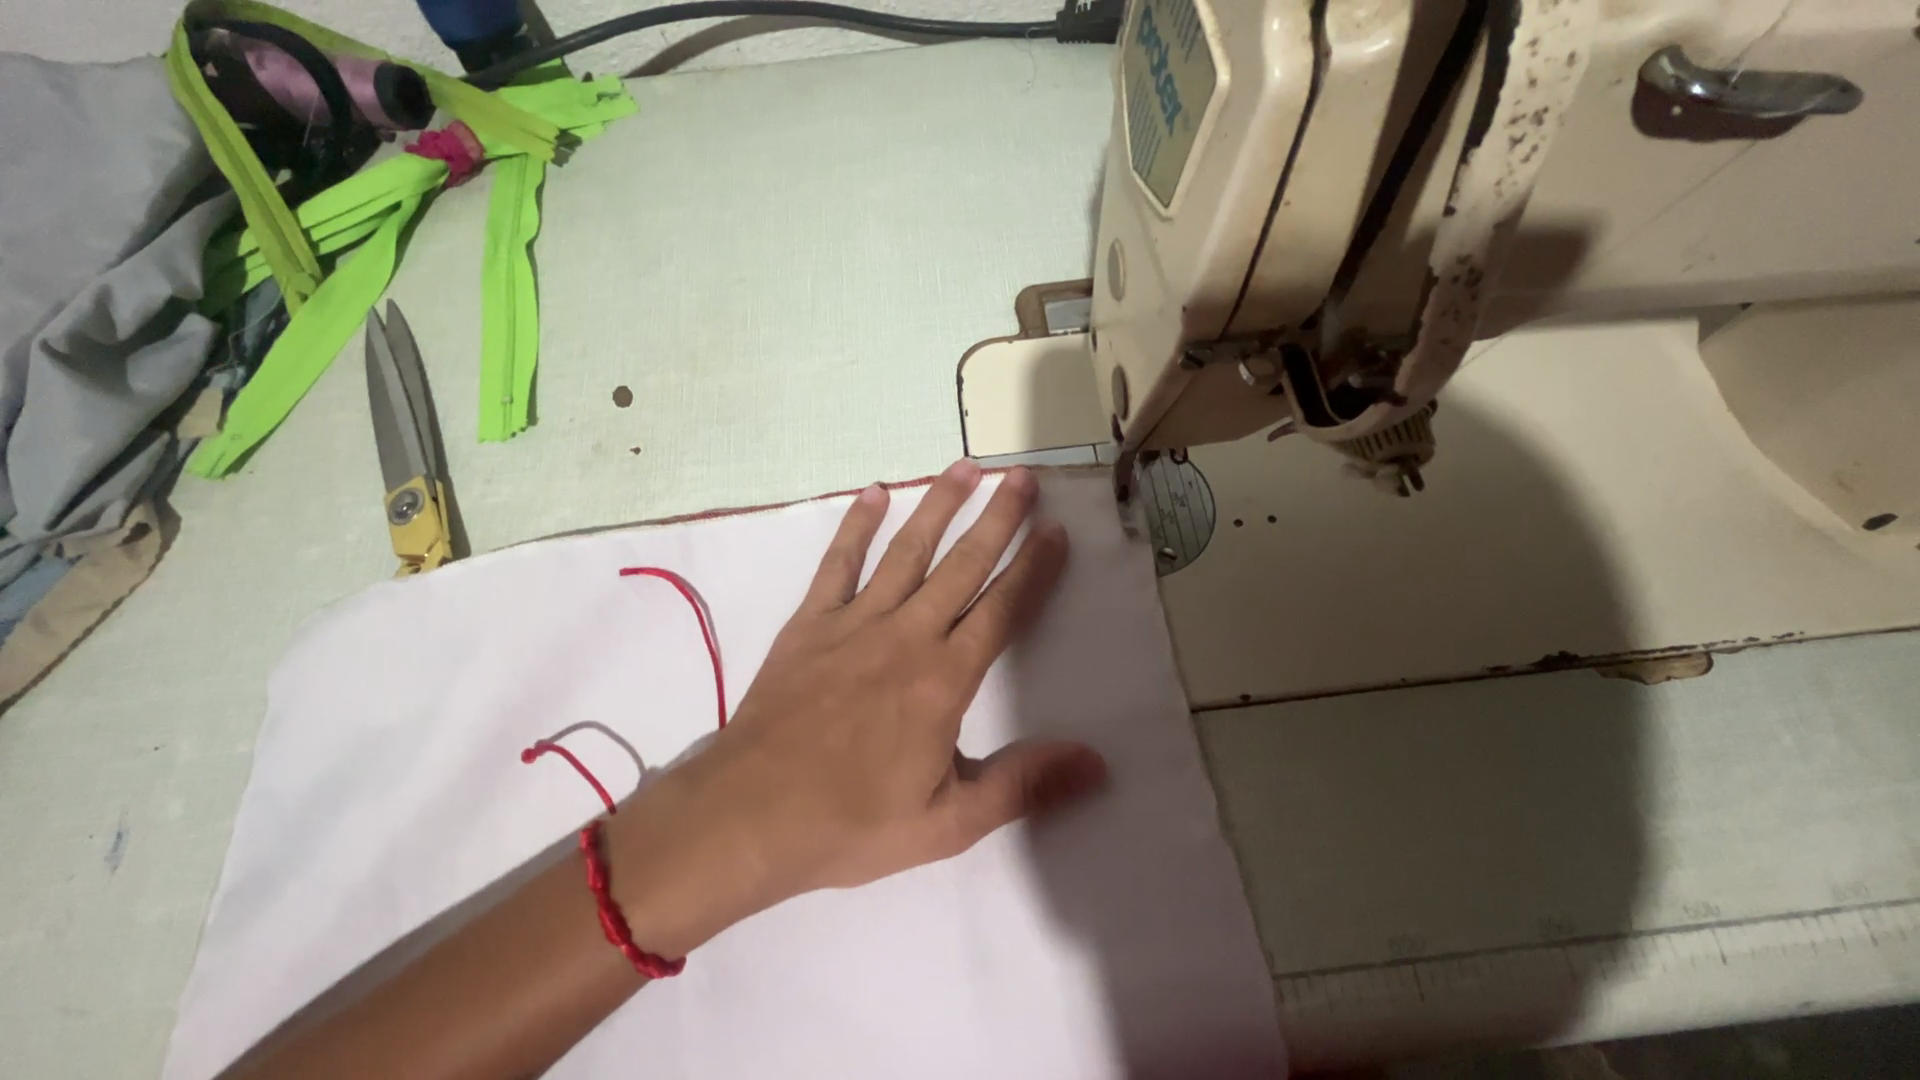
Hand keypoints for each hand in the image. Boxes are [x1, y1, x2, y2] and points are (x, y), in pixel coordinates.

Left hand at [609, 461, 1108, 956]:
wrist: (750, 816)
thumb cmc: (853, 823)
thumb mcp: (950, 822)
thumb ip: (1024, 785)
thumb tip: (1098, 762)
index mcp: (944, 680)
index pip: (1003, 610)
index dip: (1033, 568)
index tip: (1055, 529)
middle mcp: (906, 636)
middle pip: (962, 566)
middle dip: (997, 518)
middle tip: (1022, 475)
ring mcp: (854, 623)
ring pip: (907, 551)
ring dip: (938, 506)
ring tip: (965, 467)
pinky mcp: (809, 624)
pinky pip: (837, 564)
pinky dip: (855, 527)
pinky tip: (872, 493)